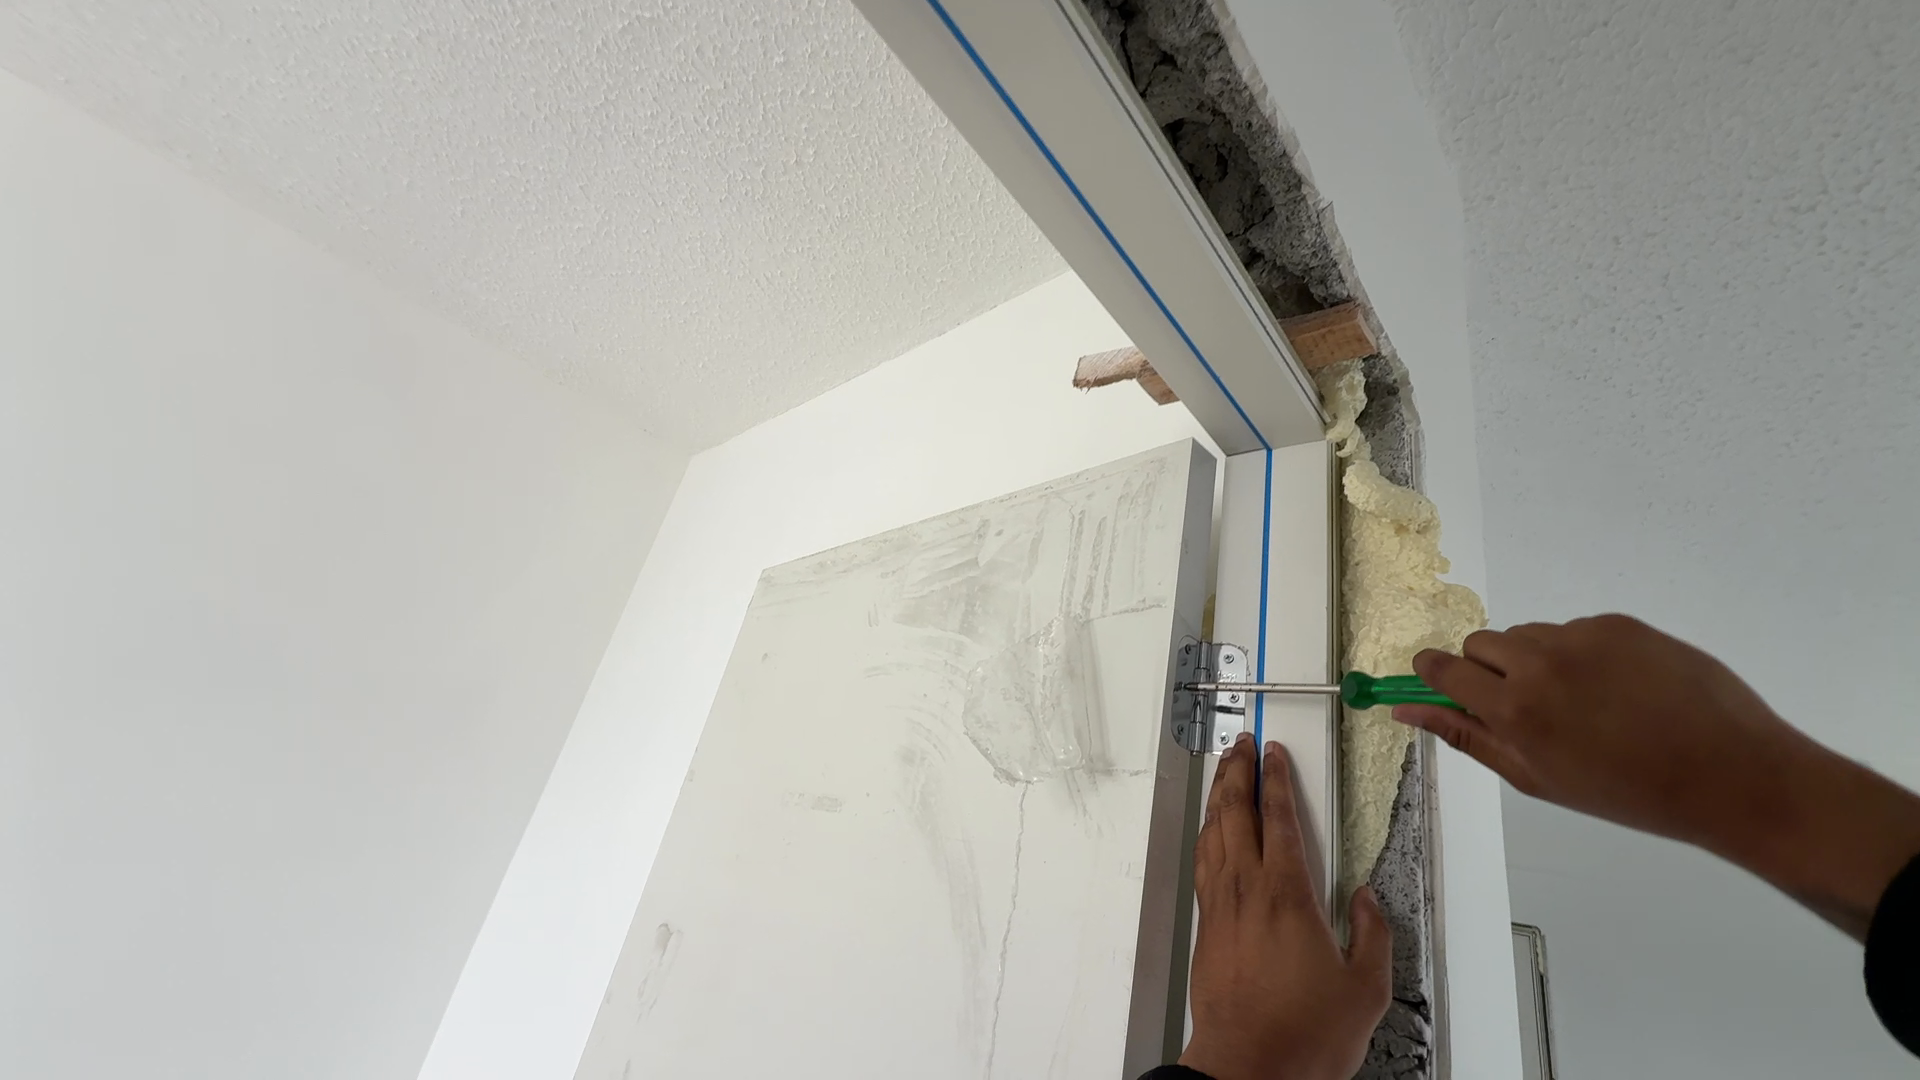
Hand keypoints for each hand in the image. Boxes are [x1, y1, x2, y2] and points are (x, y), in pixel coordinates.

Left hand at [1179, 734, 1389, 1079]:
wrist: (1248, 1062)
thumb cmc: (1303, 1031)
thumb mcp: (1365, 989)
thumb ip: (1371, 934)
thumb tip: (1366, 899)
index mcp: (1286, 893)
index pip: (1279, 817)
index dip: (1277, 778)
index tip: (1275, 752)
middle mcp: (1246, 885)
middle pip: (1236, 809)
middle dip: (1238, 769)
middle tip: (1242, 744)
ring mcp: (1220, 899)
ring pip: (1214, 828)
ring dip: (1219, 792)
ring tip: (1225, 769)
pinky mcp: (1206, 917)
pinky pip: (1204, 856)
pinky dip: (1208, 829)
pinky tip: (1212, 825)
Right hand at [1395, 614, 1919, 937]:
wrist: (1740, 779)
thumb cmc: (1626, 792)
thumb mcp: (1535, 777)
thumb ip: (1465, 736)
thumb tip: (1403, 710)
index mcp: (1514, 709)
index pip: (1440, 667)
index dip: (1433, 673)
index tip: (1442, 683)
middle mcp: (1539, 665)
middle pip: (1479, 643)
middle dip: (1489, 669)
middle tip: (1528, 704)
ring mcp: (1583, 639)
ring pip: (1527, 634)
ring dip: (1535, 659)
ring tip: (1584, 698)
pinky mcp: (1621, 624)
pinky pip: (1574, 629)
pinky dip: (1581, 652)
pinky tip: (1620, 686)